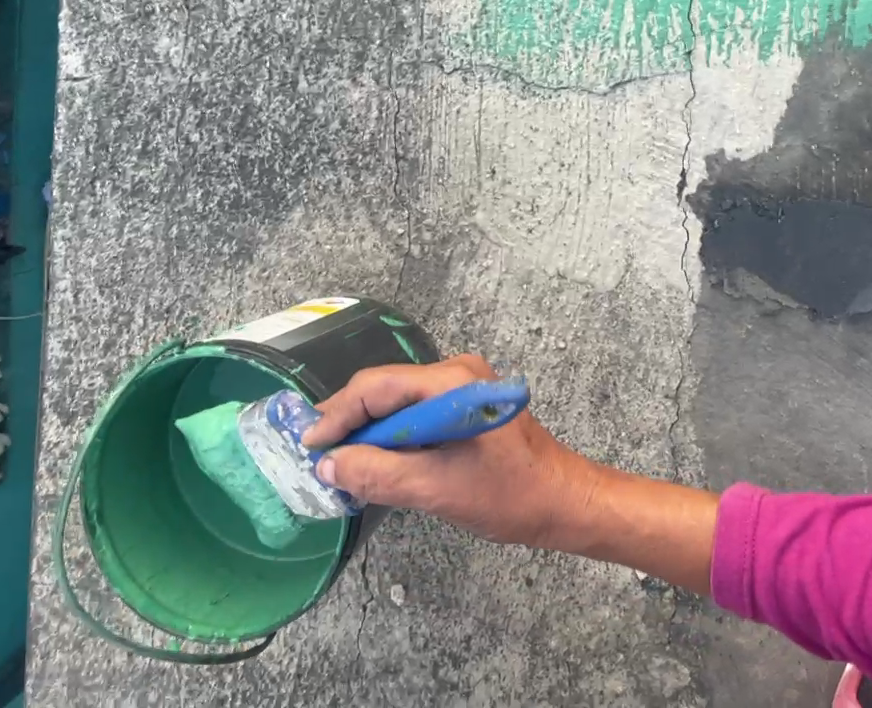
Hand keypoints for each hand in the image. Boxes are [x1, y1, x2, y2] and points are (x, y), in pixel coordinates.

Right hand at [301, 356, 598, 547]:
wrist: (563, 499)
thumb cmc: (508, 495)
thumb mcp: (436, 489)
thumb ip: (379, 474)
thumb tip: (329, 466)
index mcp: (451, 382)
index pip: (377, 386)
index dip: (338, 415)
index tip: (308, 445)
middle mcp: (457, 372)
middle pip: (387, 389)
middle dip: (351, 422)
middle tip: (318, 456)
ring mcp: (465, 385)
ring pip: (401, 402)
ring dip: (372, 431)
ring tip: (341, 462)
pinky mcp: (469, 404)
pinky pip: (419, 412)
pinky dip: (395, 435)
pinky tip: (380, 459)